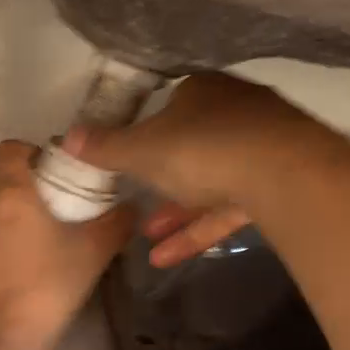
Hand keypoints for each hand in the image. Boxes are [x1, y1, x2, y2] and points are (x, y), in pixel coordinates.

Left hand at [0, 140, 130, 349]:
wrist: (3, 343)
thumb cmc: (50, 290)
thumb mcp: (95, 252)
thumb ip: (117, 220)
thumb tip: (130, 205)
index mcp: (9, 192)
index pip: (8, 150)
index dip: (26, 154)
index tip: (44, 172)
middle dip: (8, 184)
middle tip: (33, 209)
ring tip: (9, 243)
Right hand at [65, 73, 349, 267]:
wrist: (284, 175)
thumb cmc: (203, 150)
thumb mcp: (140, 151)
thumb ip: (104, 147)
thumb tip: (66, 137)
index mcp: (202, 91)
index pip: (169, 103)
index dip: (145, 129)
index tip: (127, 156)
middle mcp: (234, 111)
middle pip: (189, 144)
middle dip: (159, 178)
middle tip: (133, 203)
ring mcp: (260, 146)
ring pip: (209, 179)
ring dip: (176, 210)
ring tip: (146, 238)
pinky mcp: (276, 182)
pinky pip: (227, 206)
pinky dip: (197, 229)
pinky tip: (166, 257)